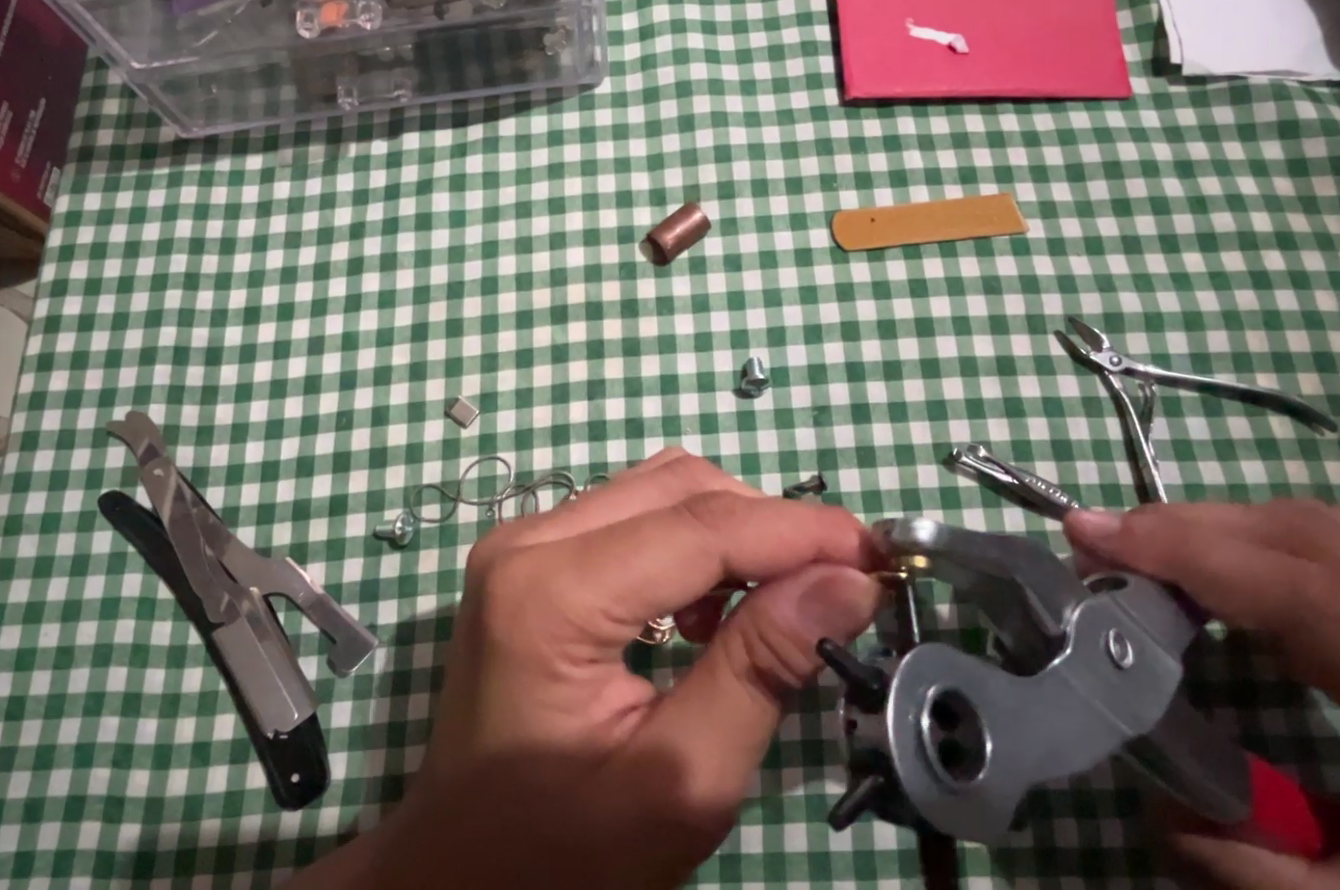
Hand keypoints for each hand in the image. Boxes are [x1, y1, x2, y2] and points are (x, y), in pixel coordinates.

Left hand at [289, 449, 883, 888]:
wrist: (462, 869)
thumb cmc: (564, 851)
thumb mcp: (681, 779)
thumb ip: (760, 670)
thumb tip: (847, 582)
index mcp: (550, 594)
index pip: (699, 527)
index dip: (799, 532)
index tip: (878, 556)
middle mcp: (527, 540)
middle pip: (679, 488)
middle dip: (771, 525)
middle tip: (840, 584)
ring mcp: (521, 541)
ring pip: (658, 489)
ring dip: (733, 529)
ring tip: (776, 603)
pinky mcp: (529, 555)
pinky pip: (631, 514)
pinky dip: (691, 542)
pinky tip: (707, 610)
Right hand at [1063, 500, 1339, 889]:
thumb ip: (1264, 872)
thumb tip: (1154, 808)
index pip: (1320, 601)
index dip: (1196, 556)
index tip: (1093, 536)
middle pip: (1316, 542)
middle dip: (1187, 528)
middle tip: (1091, 537)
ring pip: (1333, 530)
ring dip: (1219, 526)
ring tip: (1134, 544)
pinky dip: (1261, 539)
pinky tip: (1212, 562)